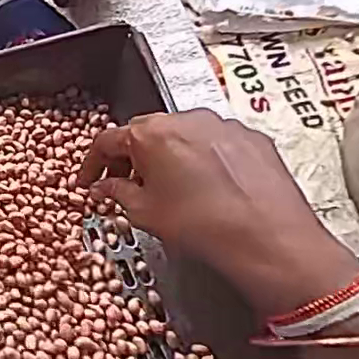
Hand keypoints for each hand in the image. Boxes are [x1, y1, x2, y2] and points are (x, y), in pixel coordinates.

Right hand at [77, 110, 358, 315]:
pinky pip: (211, 141)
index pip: (106, 140)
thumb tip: (106, 187)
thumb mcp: (143, 212)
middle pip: (143, 131)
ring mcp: (222, 125)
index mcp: (152, 134)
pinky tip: (198, 187)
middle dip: (128, 157)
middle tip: (120, 183)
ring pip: (179, 134)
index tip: (89, 180)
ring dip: (163, 155)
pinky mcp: (251, 137)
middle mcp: (187, 120)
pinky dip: (196, 158)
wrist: (268, 238)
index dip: (92, 163)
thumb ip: (117, 192)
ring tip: (162, 188)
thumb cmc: (204, 225)